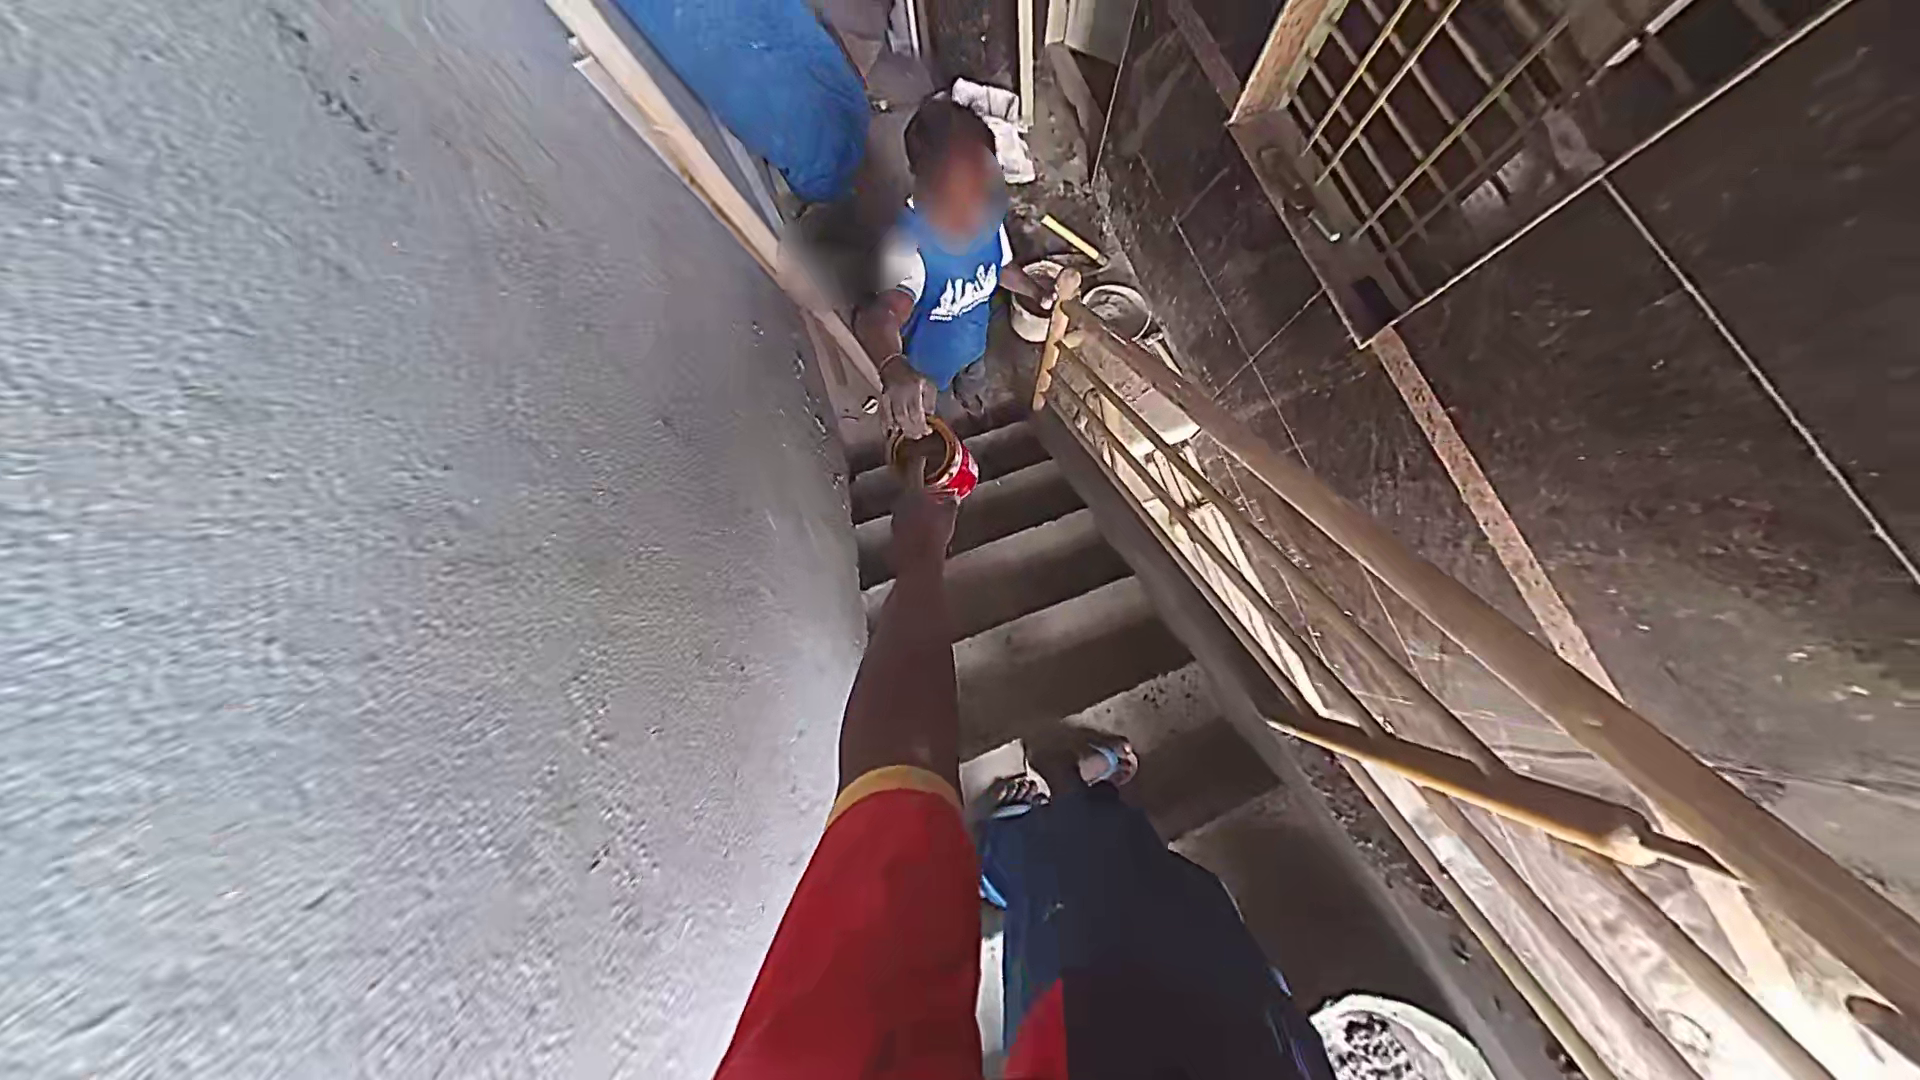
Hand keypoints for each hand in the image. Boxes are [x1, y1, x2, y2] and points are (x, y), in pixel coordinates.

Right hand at [879, 356, 936, 438]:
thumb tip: (930, 417)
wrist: (894, 366)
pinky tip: (889, 432)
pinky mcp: (883, 400)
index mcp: (914, 389)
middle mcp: (901, 394)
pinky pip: (883, 414)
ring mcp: (890, 397)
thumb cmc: (913, 377)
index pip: (917, 412)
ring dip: (901, 429)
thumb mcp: (928, 385)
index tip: (927, 431)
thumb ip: (930, 402)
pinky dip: (885, 424)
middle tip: (918, 436)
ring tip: (908, 434)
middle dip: (912, 430)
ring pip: (894, 417)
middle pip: (905, 417)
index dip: (922, 424)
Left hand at [888, 467, 957, 576]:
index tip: (922, 457)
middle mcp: (900, 503)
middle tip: (932, 492)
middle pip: (910, 491)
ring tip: (930, 513)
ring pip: (906, 508)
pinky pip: (905, 524)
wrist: (919, 562)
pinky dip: (913, 524)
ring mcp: (896, 520)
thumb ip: (950, 503)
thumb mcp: (949, 515)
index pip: (915, 471)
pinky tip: (923, 530)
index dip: (919, 462)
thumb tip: (954, 497)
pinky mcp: (895, 535)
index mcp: (913, 493)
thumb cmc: (935, 535)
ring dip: (916, 508)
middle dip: (920, 491)